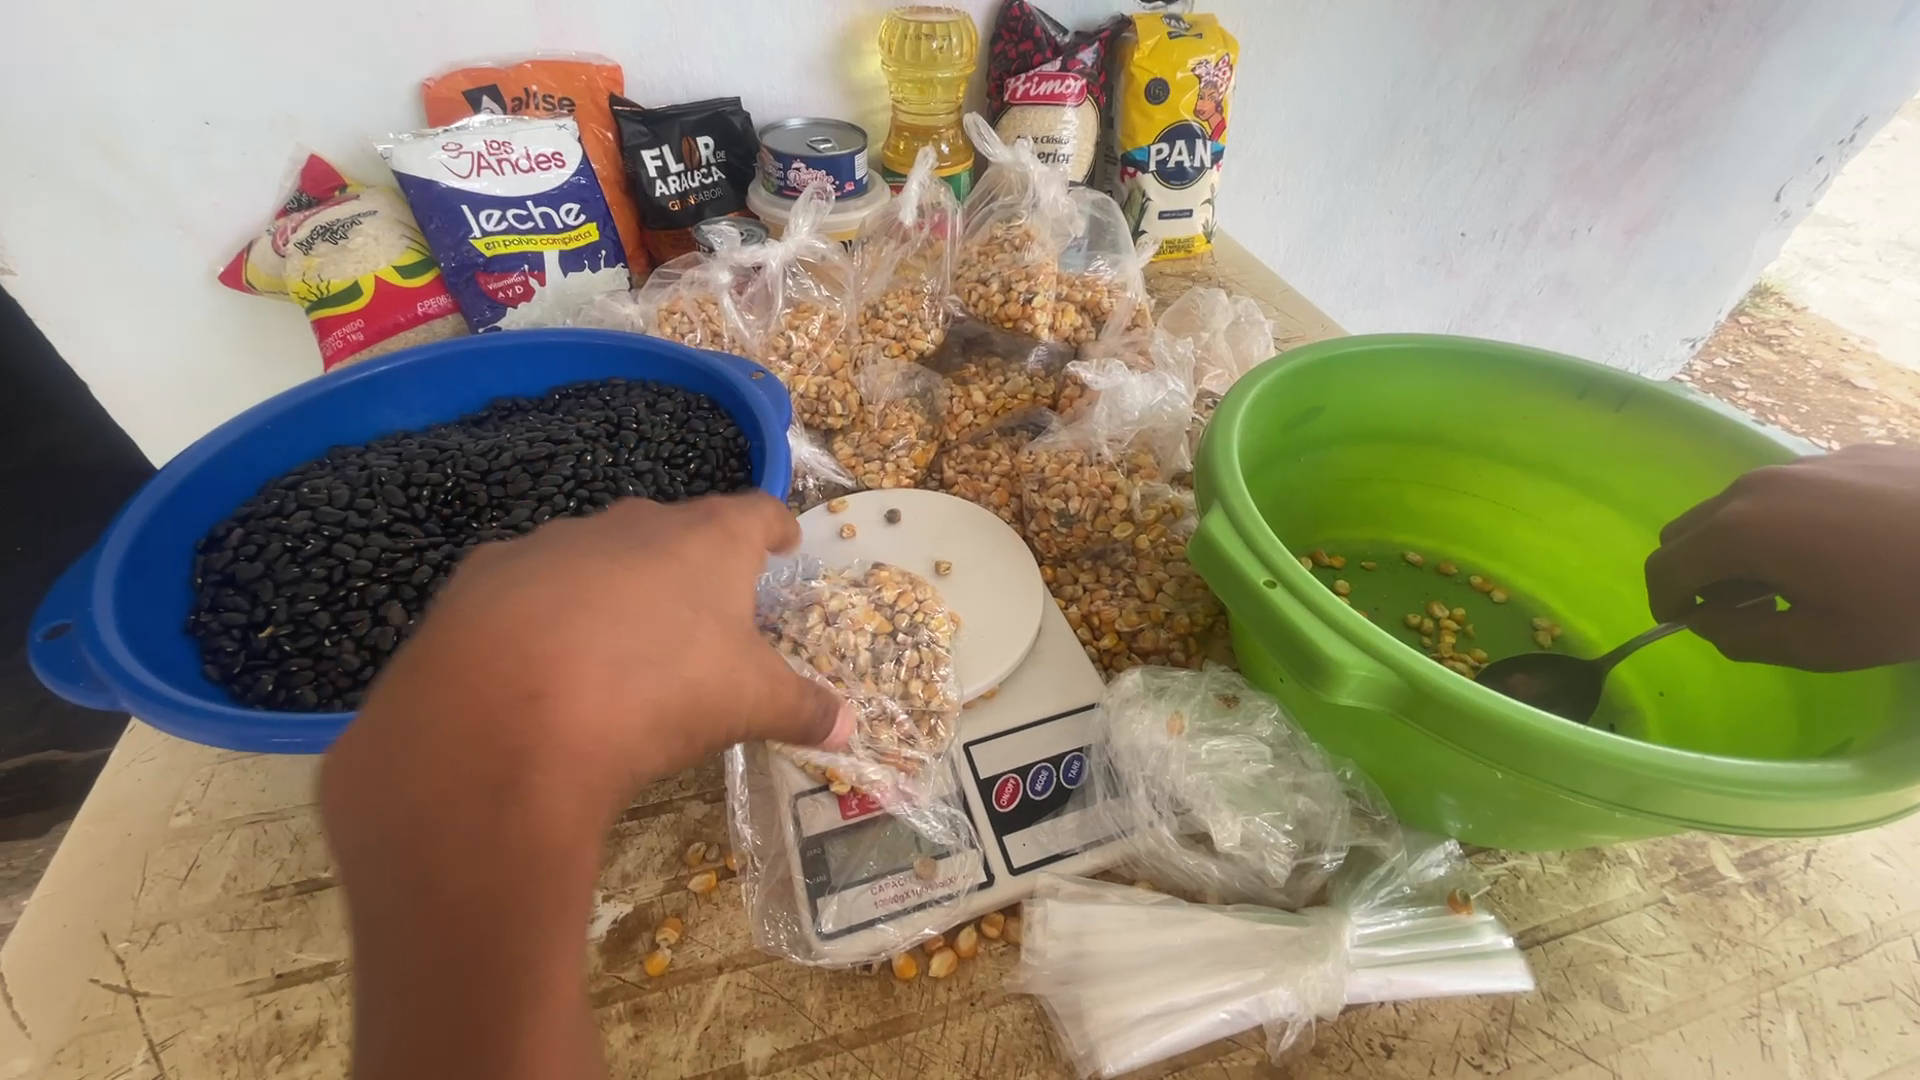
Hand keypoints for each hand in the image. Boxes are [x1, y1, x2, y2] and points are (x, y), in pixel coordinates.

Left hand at [320, 494, 850, 1079]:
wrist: (505, 724)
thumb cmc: (660, 693)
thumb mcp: (750, 705)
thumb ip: (805, 708)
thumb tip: (849, 729)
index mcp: (709, 541)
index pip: (758, 512)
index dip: (776, 526)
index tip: (783, 542)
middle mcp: (635, 523)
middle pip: (681, 528)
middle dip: (696, 562)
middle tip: (705, 610)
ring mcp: (556, 541)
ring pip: (604, 551)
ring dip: (621, 582)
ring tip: (622, 639)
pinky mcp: (486, 572)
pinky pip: (533, 580)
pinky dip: (549, 606)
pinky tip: (543, 656)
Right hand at [1644, 444, 1919, 670]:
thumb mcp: (1828, 644)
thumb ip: (1742, 637)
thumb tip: (1707, 620)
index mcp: (1736, 532)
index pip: (1663, 569)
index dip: (1665, 602)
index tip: (1688, 624)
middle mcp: (1751, 489)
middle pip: (1686, 532)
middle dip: (1697, 570)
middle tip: (1743, 604)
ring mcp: (1801, 465)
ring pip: (1734, 509)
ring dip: (1741, 544)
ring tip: (1801, 574)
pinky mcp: (1850, 454)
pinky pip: (1790, 492)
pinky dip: (1789, 521)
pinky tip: (1849, 545)